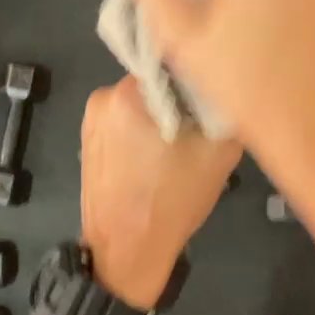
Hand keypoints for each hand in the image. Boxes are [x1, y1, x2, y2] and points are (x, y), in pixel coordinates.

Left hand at [80, 77, 242, 309]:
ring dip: (161, 119)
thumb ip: (223, 107)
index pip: (175, 64)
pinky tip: (156, 163)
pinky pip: (124, 125)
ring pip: (140, 105)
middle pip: (156, 84)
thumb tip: (226, 87)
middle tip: (201, 131)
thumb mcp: (219, 151)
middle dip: (180, 102)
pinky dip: (142, 136)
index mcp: (129, 92)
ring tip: (179, 151)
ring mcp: (90, 121)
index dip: (199, 81)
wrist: (126, 250)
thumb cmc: (172, 200)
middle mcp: (102, 97)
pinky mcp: (87, 143)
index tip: (214, 100)